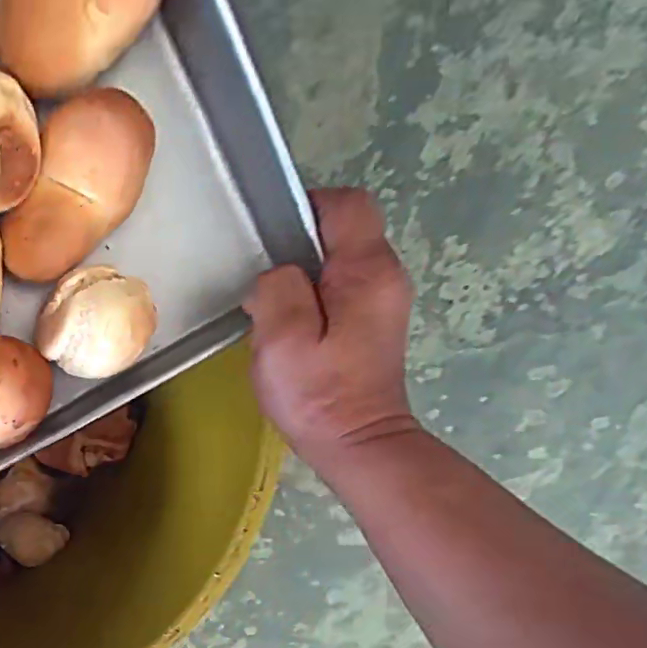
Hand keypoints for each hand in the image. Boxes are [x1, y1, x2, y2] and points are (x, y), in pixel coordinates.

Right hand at [245, 187, 420, 471]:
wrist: (356, 443)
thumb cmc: (317, 394)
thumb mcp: (282, 341)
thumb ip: (276, 291)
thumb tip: (274, 275)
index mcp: (366, 271)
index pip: (346, 205)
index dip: (305, 206)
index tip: (268, 233)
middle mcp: (385, 276)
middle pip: (344, 230)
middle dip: (298, 245)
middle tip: (261, 280)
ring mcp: (383, 300)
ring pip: (339, 260)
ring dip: (302, 274)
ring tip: (270, 307)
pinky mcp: (372, 323)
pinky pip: (340, 287)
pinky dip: (312, 295)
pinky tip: (289, 326)